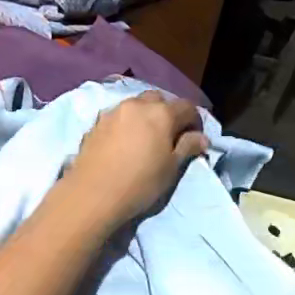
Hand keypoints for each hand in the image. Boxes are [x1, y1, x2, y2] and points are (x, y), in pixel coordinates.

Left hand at [62, 92, 208, 229]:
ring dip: (145, 116)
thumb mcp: (171, 168)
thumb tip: (201, 137)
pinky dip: (126, 124)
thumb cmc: (140, 183)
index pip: (187, 107)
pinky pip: (118, 117)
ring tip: (145, 138)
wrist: (93, 195)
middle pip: (159, 100)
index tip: (194, 138)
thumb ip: (187, 147)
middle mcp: (137, 104)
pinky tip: (124, 143)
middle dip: (168, 112)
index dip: (195, 121)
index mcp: (161, 113)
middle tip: (169, 135)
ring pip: (136, 105)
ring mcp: (113, 112)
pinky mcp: (95, 123)